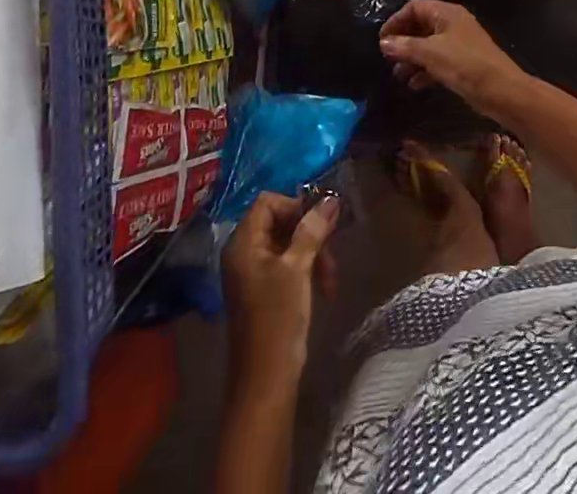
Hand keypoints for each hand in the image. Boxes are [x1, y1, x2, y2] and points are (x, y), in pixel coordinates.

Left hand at [223, 192, 339, 381]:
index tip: (320, 224)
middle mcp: (244, 252)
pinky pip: (287, 264)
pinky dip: (307, 269)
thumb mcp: (298, 269)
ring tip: (331, 278)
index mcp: (244, 243)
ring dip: (313, 254)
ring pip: (288, 244)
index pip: (268, 202)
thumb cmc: (279, 318)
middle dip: (310, 234)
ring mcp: (253, 271)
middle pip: (280, 221)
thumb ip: (312, 231)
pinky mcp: (263, 289)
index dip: (295, 206)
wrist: (266, 378)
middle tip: (332, 252)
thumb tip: (331, 199)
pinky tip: (323, 288)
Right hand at [379, 0, 527, 111]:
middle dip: (403, 42)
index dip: (396, 20)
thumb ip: (404, 46)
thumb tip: (383, 43)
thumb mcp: (430, 53)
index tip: (382, 39)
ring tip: (397, 75)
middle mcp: (453, 24)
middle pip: (420, 26)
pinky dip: (424, 71)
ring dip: (411, 59)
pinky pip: (437, 61)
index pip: (415, 7)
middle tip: (387, 58)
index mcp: (447, 13)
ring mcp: (458, 44)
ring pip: (428, 46)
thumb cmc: (464, 65)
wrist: (501, 90)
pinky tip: (414, 85)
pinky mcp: (462, 63)